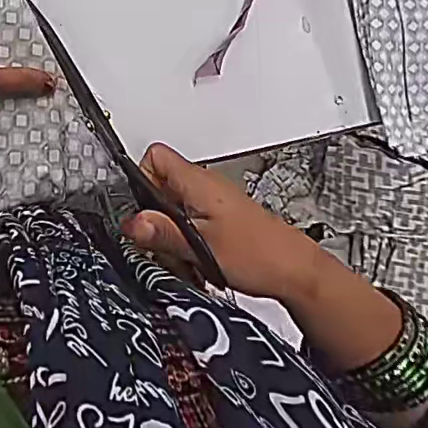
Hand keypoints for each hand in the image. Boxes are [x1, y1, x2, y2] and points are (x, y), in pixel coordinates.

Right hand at [122, 143, 333, 304]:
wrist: (295, 270)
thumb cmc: (260, 254)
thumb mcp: (201, 247)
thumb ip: (162, 233)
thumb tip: (131, 223)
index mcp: (196, 182)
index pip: (154, 157)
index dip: (140, 180)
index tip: (141, 211)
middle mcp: (204, 185)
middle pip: (159, 187)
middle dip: (154, 218)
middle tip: (162, 242)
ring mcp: (212, 201)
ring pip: (173, 209)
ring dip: (170, 235)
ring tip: (184, 257)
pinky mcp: (219, 218)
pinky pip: (189, 222)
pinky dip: (186, 242)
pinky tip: (197, 262)